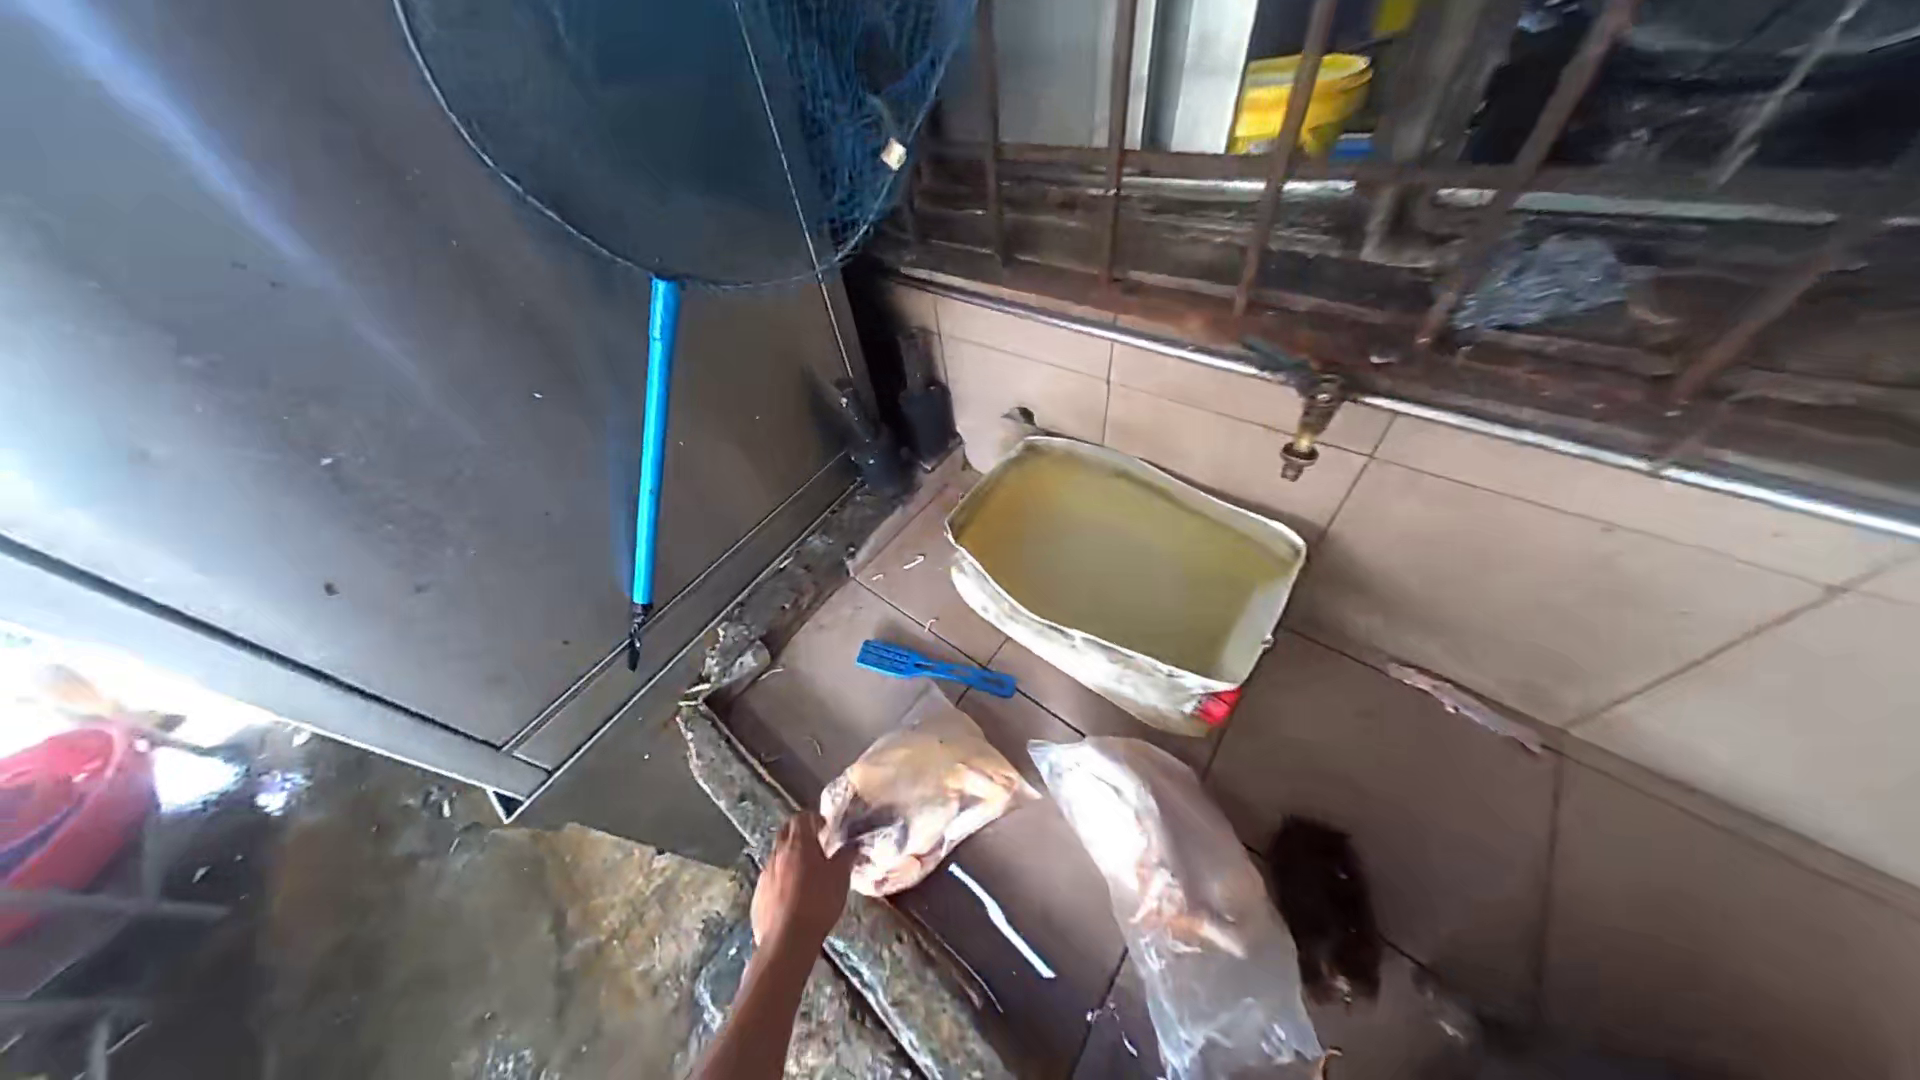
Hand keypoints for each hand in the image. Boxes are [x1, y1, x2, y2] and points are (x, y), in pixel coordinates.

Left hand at [751, 812, 853, 948]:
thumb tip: (854, 845)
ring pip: (777, 855)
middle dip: (799, 833)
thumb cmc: (818, 902)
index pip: (801, 818)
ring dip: (790, 857)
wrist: (787, 940)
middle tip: (815, 844)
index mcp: (798, 844)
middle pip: (786, 832)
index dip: (813, 819)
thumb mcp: (840, 877)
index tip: (825, 828)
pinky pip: (770, 878)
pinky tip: (792, 895)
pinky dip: (781, 878)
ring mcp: (764, 874)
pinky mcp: (757, 895)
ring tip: (805, 873)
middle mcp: (778, 853)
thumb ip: (846, 856)